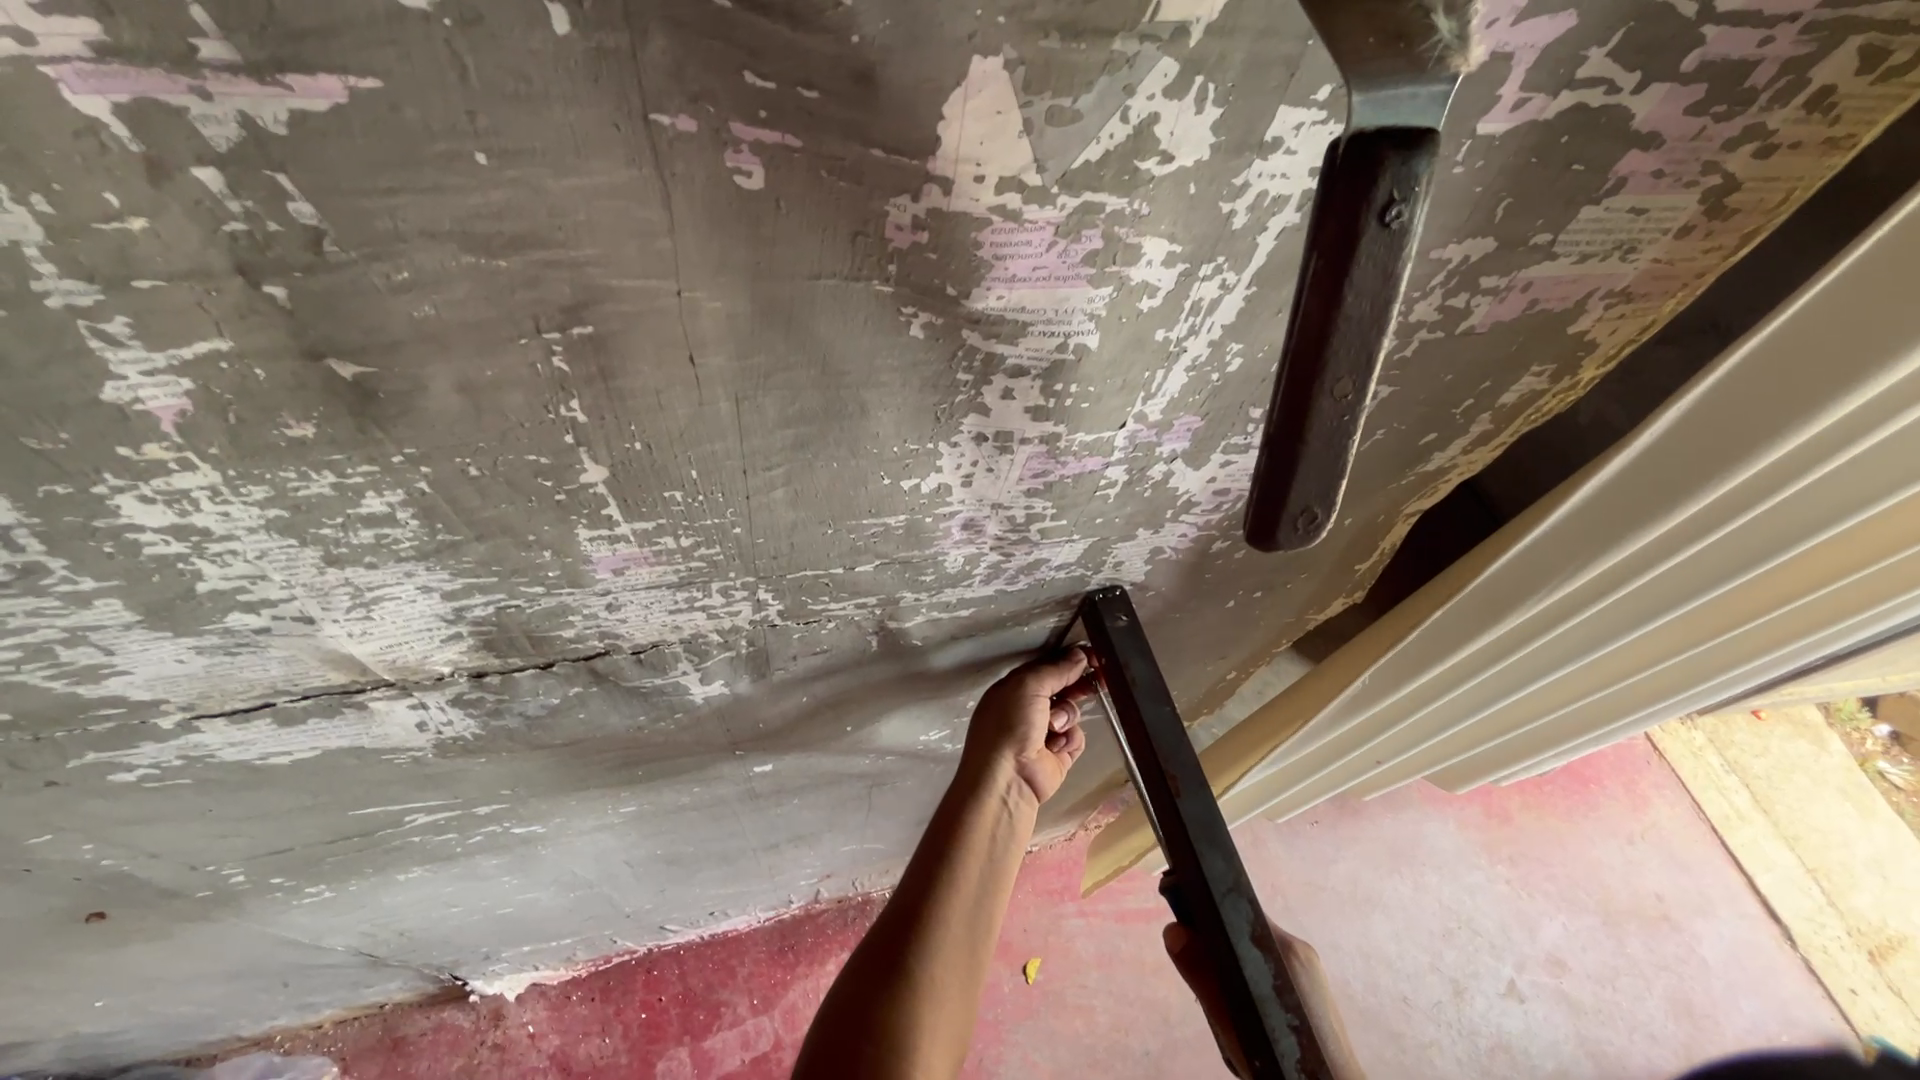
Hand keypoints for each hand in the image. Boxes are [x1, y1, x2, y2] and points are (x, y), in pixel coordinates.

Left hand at [959, 647, 1097, 805]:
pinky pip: (1076, 736)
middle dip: (1077, 683)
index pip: (1046, 667)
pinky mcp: (1059, 753)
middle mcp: (1028, 707)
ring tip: (1054, 726)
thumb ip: (1055, 669)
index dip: (1068, 660)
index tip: (1093, 655)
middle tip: (1099, 678)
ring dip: (1067, 715)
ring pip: (1072, 710)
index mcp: (1014, 687)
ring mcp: (1044, 731)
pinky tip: (1056, 746)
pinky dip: (1070, 738)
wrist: (1008, 778)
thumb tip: (1080, 654)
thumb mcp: (1028, 686)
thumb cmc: (1010, 725)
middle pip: (1062, 687)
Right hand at [1163, 914, 1365, 1079]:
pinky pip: (1273, 966)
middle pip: (1244, 928)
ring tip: (1228, 1005)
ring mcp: (1309, 966)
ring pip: (1257, 950)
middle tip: (1205, 982)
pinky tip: (1249, 1009)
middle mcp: (1298, 947)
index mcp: (1281, 945)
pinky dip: (1253, 979)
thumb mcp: (1228, 1019)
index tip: (1186, 928)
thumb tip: (1173, 929)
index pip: (1235, 907)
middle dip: (1218, 946)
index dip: (1206, 911)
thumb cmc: (1278, 1058)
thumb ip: (1201, 972)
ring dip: (1235, 966)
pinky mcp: (1314, 985)